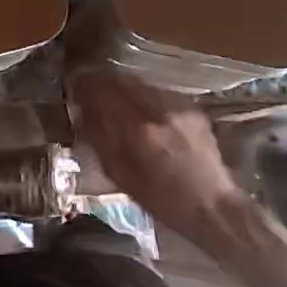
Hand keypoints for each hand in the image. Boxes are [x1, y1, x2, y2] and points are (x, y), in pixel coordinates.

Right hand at [68, 69, 243, 232]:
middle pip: (122, 80)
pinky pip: (160, 92)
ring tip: (116, 98)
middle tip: (91, 89)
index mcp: (137, 129)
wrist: (211, 205)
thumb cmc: (161, 199)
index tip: (75, 86)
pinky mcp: (193, 108)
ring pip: (142, 83)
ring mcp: (179, 106)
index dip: (86, 86)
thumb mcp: (120, 175)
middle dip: (103, 82)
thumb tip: (82, 112)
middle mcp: (158, 109)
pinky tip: (144, 109)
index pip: (103, 91)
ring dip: (124, 86)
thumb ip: (99, 139)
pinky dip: (146, 95)